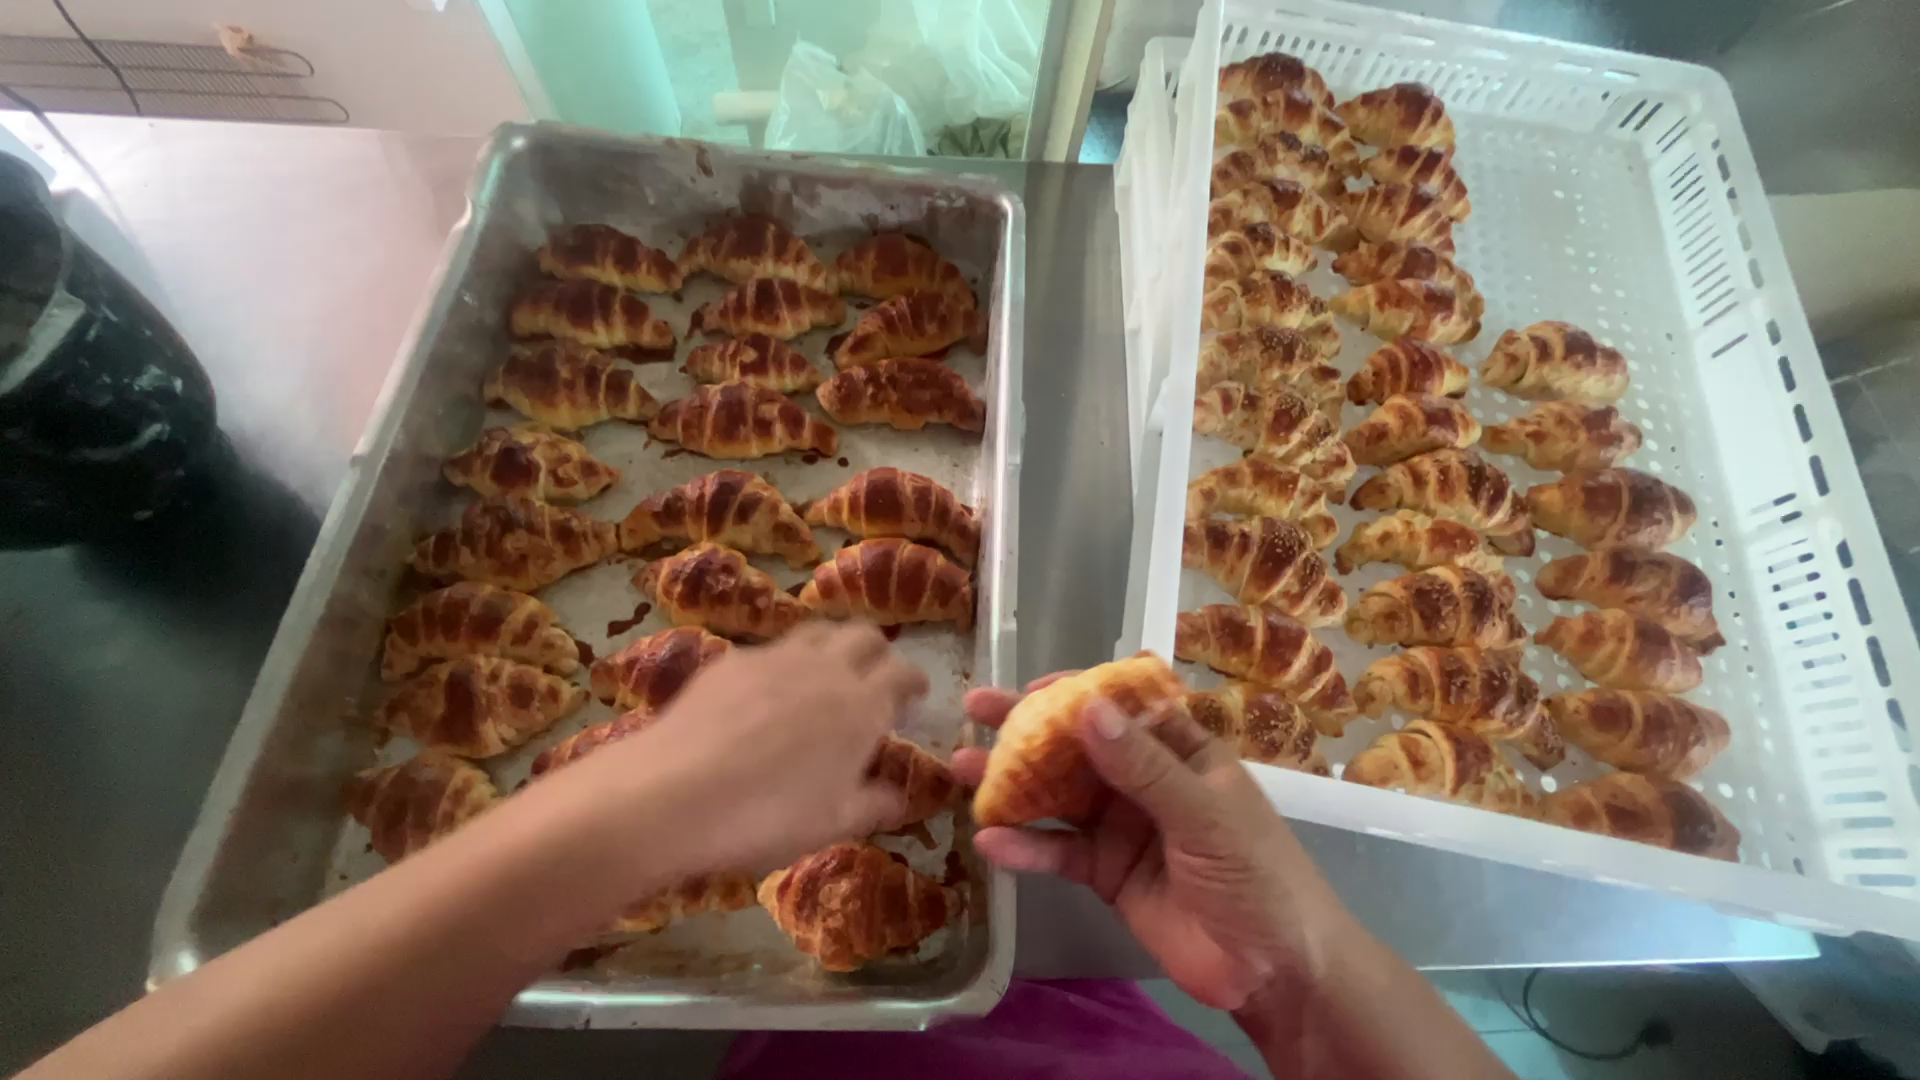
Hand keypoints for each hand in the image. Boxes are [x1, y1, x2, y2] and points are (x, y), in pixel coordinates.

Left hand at [567, 623, 928, 877]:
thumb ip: (875, 805)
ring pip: (819, 632)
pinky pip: (772, 650)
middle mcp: (826, 669)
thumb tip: (902, 799)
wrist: (671, 794)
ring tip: (827, 673)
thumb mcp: (832, 823)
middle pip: (864, 636)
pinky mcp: (732, 660)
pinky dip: (785, 663)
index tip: (916, 694)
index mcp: (861, 706)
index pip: (901, 674)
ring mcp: (777, 657)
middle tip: (875, 677)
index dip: (913, 681)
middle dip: (878, 652)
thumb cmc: (766, 816)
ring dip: (834, 646)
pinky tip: (767, 694)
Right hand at [952, 675, 1347, 1010]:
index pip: (1121, 707)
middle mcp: (1142, 780)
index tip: (1031, 687)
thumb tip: (1086, 707)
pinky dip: (1026, 848)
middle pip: (1076, 747)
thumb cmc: (1257, 875)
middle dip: (1026, 729)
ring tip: (960, 769)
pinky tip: (992, 844)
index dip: (1076, 693)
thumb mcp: (1204, 815)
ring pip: (1056, 796)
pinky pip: (1058, 852)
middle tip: (974, 711)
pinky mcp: (1104, 872)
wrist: (1275, 973)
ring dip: (1012, 783)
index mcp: (1177, 751)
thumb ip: (1143, 765)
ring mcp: (1120, 825)